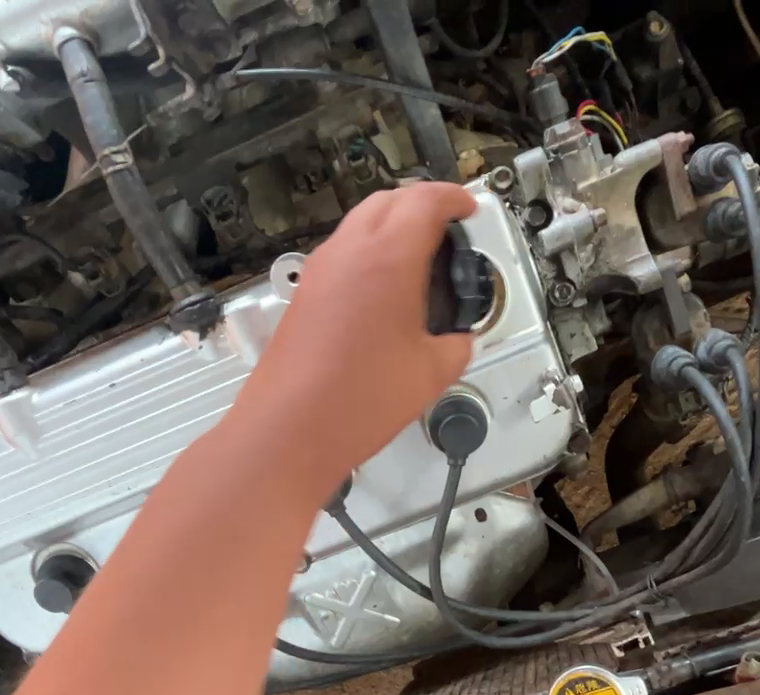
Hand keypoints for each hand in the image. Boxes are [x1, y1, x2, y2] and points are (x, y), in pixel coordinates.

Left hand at [229, 181, 478, 497]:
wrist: (291, 429)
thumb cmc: (359, 400)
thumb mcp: (431, 374)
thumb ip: (455, 345)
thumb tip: (458, 340)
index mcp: (388, 258)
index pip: (426, 201)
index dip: (454, 199)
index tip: (468, 208)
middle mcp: (349, 252)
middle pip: (389, 201)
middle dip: (422, 206)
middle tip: (447, 230)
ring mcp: (320, 271)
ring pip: (361, 224)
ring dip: (392, 228)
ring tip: (419, 262)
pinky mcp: (304, 294)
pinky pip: (342, 255)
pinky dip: (368, 255)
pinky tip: (385, 293)